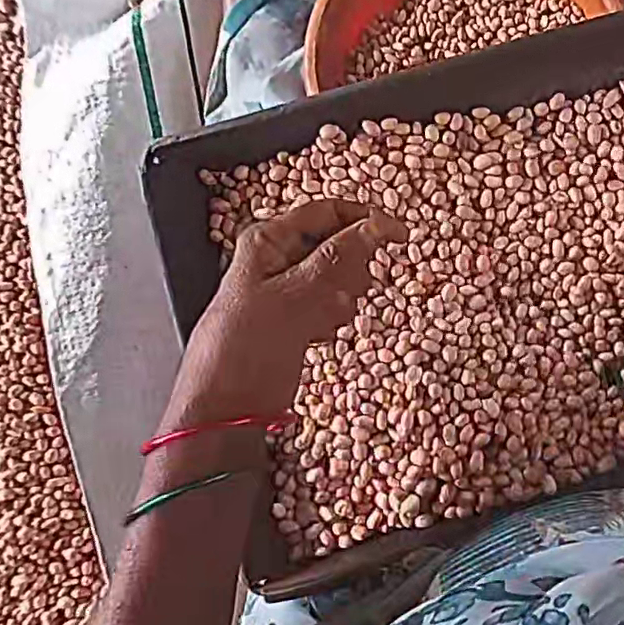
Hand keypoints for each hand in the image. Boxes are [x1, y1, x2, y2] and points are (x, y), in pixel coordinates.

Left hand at [163, 200, 407, 428]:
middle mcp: (279, 260)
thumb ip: (336, 260)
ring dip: (341, 300)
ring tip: (319, 322)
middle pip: (338, 246)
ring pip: (339, 280)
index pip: (326, 212)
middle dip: (349, 272)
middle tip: (336, 297)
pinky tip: (318, 335)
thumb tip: (376, 226)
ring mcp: (289, 291)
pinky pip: (332, 307)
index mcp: (268, 241)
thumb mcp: (291, 299)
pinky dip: (333, 319)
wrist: (224, 412)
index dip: (364, 219)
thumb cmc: (243, 352)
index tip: (399, 234)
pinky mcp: (297, 320)